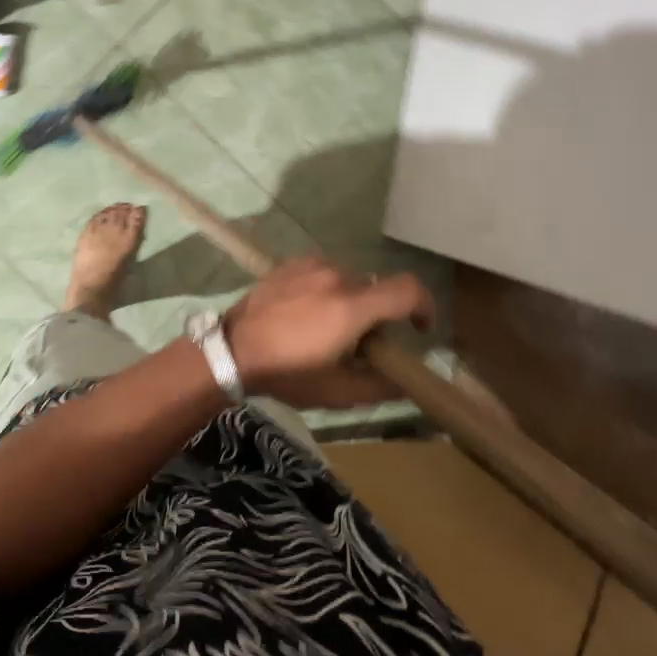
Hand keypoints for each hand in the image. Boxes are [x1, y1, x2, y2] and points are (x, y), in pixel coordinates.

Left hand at [222, 257, 433, 408]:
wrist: (232, 351)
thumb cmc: (287, 374)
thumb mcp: (337, 392)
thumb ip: (381, 386)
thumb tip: (407, 381)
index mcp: (351, 308)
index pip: (408, 289)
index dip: (424, 306)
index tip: (419, 328)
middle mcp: (336, 277)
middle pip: (377, 288)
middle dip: (378, 314)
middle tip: (361, 342)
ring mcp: (312, 266)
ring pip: (350, 279)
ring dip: (350, 300)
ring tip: (328, 328)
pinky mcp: (291, 263)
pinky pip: (324, 271)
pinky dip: (327, 288)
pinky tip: (307, 312)